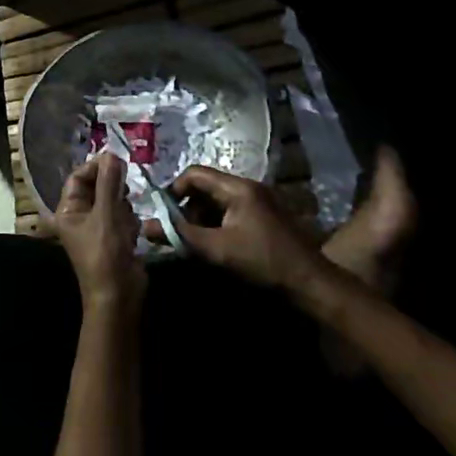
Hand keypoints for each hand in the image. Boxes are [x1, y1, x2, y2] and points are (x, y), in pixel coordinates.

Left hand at [55, 153, 145, 308]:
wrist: (118, 295)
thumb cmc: (105, 253)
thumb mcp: (106, 214)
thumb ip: (109, 183)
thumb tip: (111, 154)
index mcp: (68, 210)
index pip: (78, 177)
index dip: (96, 166)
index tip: (117, 160)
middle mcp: (80, 216)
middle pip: (97, 187)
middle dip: (113, 189)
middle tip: (126, 190)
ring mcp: (98, 227)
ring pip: (113, 201)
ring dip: (123, 207)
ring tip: (126, 221)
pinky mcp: (114, 236)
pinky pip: (123, 216)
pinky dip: (129, 221)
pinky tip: (132, 234)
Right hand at [143, 166, 325, 291]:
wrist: (310, 282)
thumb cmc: (262, 261)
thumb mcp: (216, 249)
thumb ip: (180, 236)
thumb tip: (145, 226)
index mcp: (238, 188)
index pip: (194, 174)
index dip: (173, 191)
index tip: (163, 216)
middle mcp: (249, 187)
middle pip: (205, 187)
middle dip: (187, 209)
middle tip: (180, 235)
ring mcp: (260, 201)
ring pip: (218, 201)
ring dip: (202, 219)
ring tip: (197, 244)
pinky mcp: (266, 216)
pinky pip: (232, 211)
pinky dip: (218, 225)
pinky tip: (217, 247)